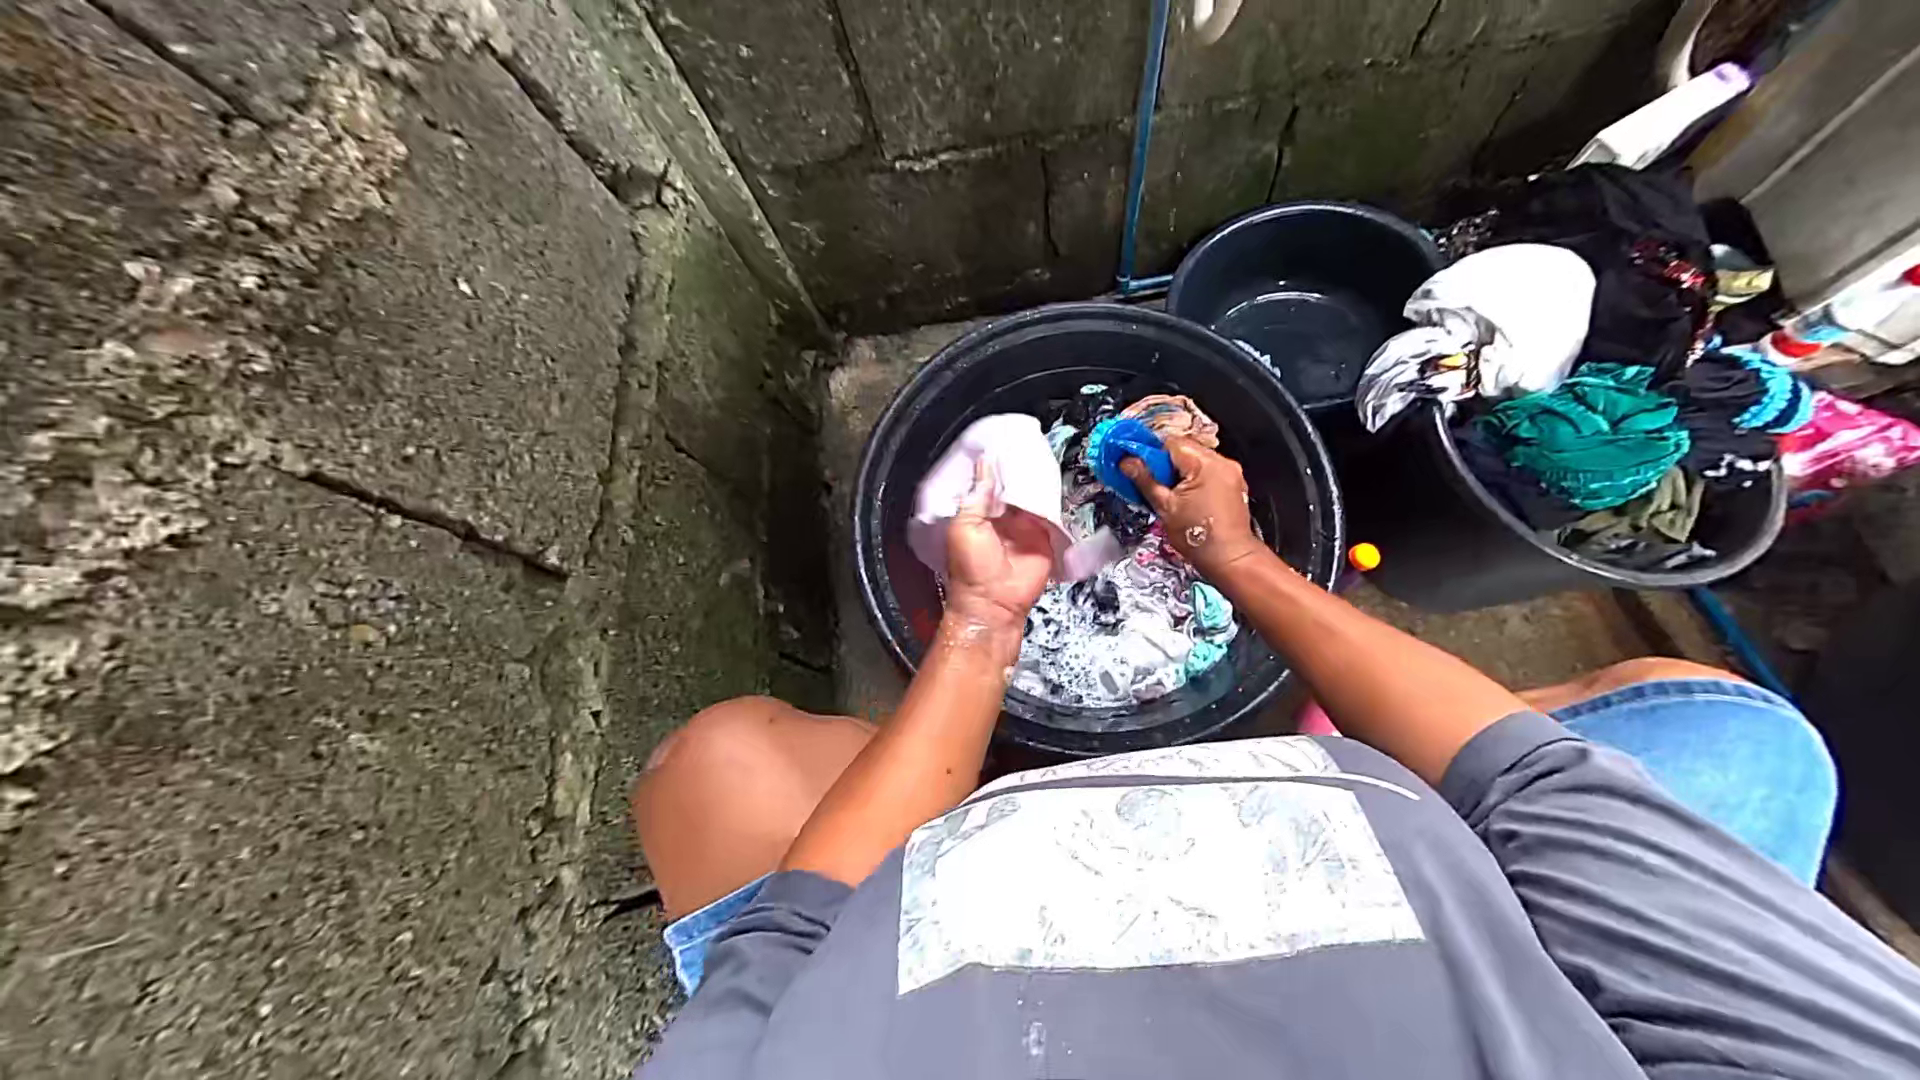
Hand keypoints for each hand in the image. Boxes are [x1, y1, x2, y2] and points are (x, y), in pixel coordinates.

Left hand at [944, 460, 1053, 634]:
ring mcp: (1026, 526)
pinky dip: (1055, 501)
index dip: (998, 463)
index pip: (992, 481)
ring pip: (1036, 496)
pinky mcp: (1045, 536)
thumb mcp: (965, 525)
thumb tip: (984, 464)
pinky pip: (1052, 514)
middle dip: (1022, 468)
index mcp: (980, 512)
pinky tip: (1058, 482)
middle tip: (1030, 443)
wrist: (994, 601)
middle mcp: (1004, 516)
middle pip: (1016, 485)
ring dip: (1039, 481)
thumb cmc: (971, 570)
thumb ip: (977, 495)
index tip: (1006, 440)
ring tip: (1045, 456)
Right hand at [1121, 435, 1265, 577]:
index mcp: (1204, 464)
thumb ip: (1144, 480)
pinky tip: (1184, 497)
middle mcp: (1222, 463)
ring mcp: (1230, 473)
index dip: (1150, 452)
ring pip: (1194, 460)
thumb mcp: (1164, 507)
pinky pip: (1207, 471)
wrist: (1229, 558)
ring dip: (1177, 471)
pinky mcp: (1232, 483)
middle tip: (1151, 483)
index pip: (1170, 443)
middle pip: (1183, 450)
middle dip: (1164, 464)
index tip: (1136, 463)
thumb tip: (1128, 463)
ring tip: (1169, 493)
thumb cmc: (1199, 538)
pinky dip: (1192, 478)